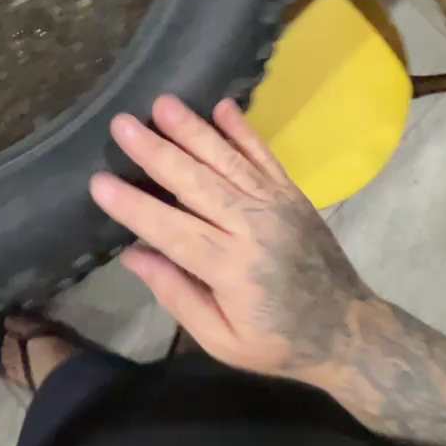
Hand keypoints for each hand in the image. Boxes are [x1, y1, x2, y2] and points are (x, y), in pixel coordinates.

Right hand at [90, 95, 379, 388]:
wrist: (347, 328)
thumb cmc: (276, 342)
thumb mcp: (221, 340)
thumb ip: (177, 295)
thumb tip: (133, 255)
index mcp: (230, 269)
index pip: (172, 230)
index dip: (134, 206)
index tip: (99, 182)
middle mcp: (252, 227)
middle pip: (196, 183)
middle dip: (156, 152)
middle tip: (122, 124)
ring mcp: (274, 204)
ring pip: (227, 160)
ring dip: (193, 129)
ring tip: (162, 103)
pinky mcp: (290, 192)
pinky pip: (263, 155)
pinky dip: (242, 130)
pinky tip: (221, 105)